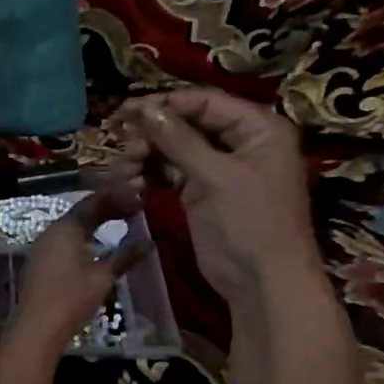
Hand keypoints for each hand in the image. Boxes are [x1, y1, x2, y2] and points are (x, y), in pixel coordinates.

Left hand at [9, 185, 151, 348]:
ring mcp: (42, 249)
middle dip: (109, 208)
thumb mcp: (102, 277)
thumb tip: (149, 243)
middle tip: (136, 209)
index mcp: (65, 228)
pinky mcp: (40, 264)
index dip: (118, 197)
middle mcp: (50, 233)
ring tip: (122, 223)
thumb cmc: (71, 299)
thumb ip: (125, 256)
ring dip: (97, 223)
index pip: (93, 201)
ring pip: (73, 228)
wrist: (36, 328)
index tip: (141, 199)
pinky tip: (97, 246)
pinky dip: (85, 238)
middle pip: (82, 213)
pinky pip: (65, 242)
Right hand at [117, 88, 320, 307]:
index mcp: (258, 128)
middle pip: (187, 125)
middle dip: (151, 136)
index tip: (125, 112)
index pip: (206, 103)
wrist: (261, 281)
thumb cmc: (249, 223)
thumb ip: (179, 140)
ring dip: (145, 158)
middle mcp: (239, 143)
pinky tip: (131, 186)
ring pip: (174, 151)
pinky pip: (171, 175)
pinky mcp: (201, 194)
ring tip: (123, 173)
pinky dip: (151, 177)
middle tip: (122, 150)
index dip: (166, 105)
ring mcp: (219, 170)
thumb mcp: (215, 177)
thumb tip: (145, 109)